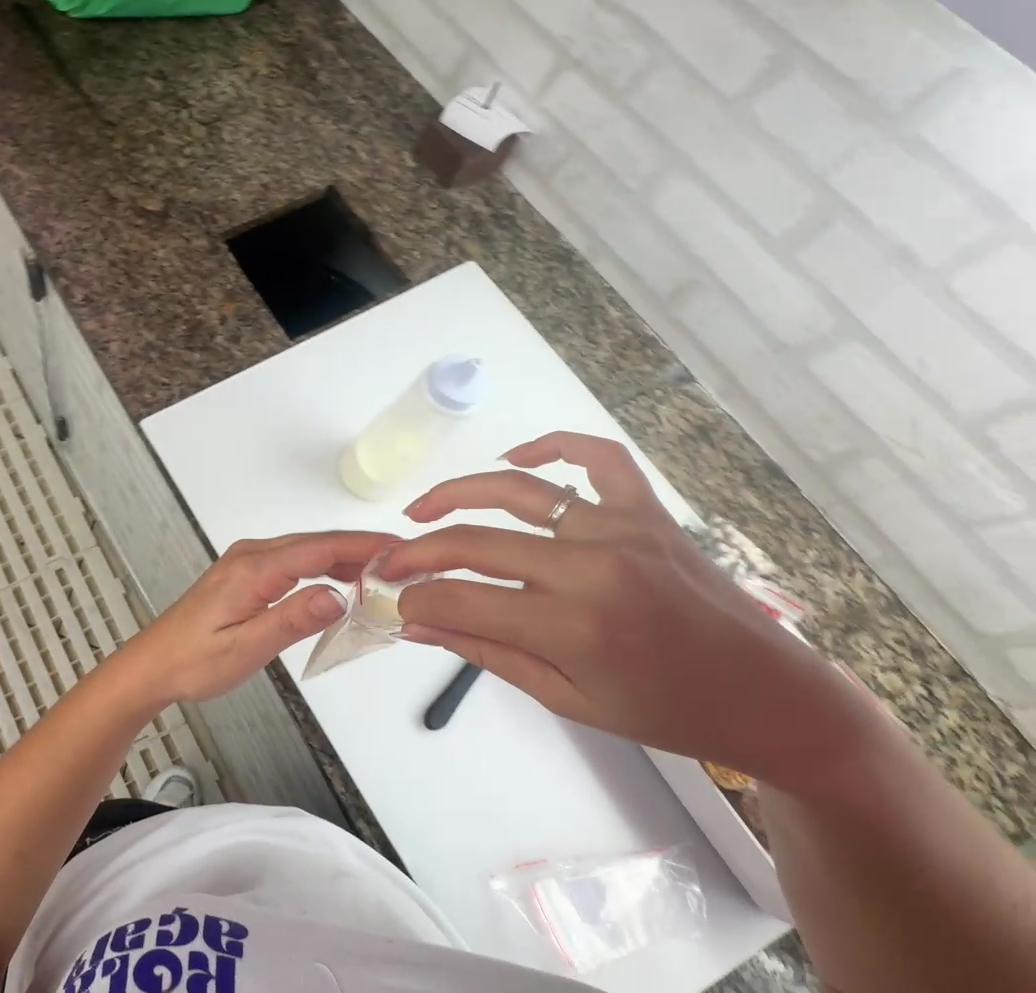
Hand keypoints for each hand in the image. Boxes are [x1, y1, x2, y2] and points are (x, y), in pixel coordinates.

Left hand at [111, 531, 397, 706]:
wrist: (153, 665)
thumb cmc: (193, 662)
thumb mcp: (246, 648)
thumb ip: (291, 620)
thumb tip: (337, 596)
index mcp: (252, 570)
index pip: (319, 549)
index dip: (363, 547)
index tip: (403, 549)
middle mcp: (250, 557)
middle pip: (317, 544)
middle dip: (362, 550)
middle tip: (408, 563)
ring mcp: (246, 563)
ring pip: (306, 551)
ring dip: (344, 559)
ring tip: (386, 574)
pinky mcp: (245, 575)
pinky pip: (293, 562)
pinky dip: (322, 568)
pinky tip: (342, 584)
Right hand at [384, 432, 884, 792]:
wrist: (770, 698)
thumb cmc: (664, 712)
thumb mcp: (565, 699)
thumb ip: (485, 652)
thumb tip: (414, 624)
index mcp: (572, 628)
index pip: (459, 601)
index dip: (414, 601)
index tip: (396, 604)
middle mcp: (592, 568)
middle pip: (474, 544)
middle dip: (416, 554)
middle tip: (389, 564)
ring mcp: (624, 530)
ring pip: (518, 492)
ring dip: (456, 494)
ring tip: (420, 509)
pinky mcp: (650, 513)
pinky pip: (598, 459)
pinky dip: (552, 447)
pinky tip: (515, 458)